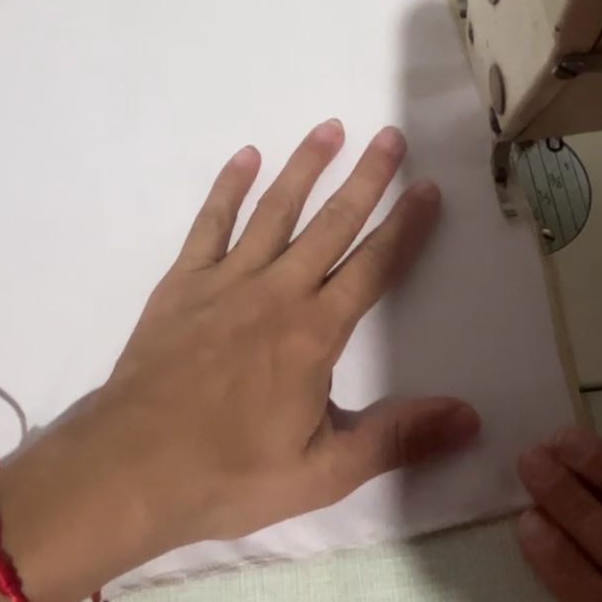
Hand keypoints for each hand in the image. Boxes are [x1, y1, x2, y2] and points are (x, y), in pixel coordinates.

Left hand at [8, 120, 483, 593]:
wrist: (131, 469)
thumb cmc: (231, 473)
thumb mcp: (325, 471)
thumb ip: (398, 438)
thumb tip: (471, 417)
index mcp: (315, 333)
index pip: (375, 267)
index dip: (405, 226)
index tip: (427, 187)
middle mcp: (277, 292)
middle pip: (332, 224)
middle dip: (366, 178)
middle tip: (391, 136)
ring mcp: (226, 281)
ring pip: (275, 211)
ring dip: (304, 167)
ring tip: (329, 128)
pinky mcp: (183, 283)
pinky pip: (210, 224)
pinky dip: (228, 188)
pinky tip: (244, 157)